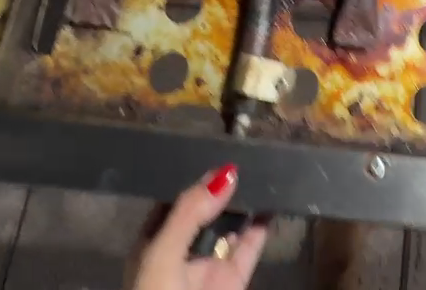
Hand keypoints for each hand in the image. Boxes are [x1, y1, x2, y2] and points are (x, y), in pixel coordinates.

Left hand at [128, 164, 269, 289]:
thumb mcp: (162, 254)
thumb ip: (189, 212)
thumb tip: (227, 172)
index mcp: (152, 244)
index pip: (174, 199)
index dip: (194, 176)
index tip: (219, 149)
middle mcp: (180, 253)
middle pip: (203, 210)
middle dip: (222, 185)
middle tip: (247, 152)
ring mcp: (208, 267)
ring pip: (228, 225)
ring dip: (244, 201)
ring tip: (263, 169)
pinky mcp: (233, 282)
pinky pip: (250, 246)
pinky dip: (262, 225)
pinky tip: (274, 200)